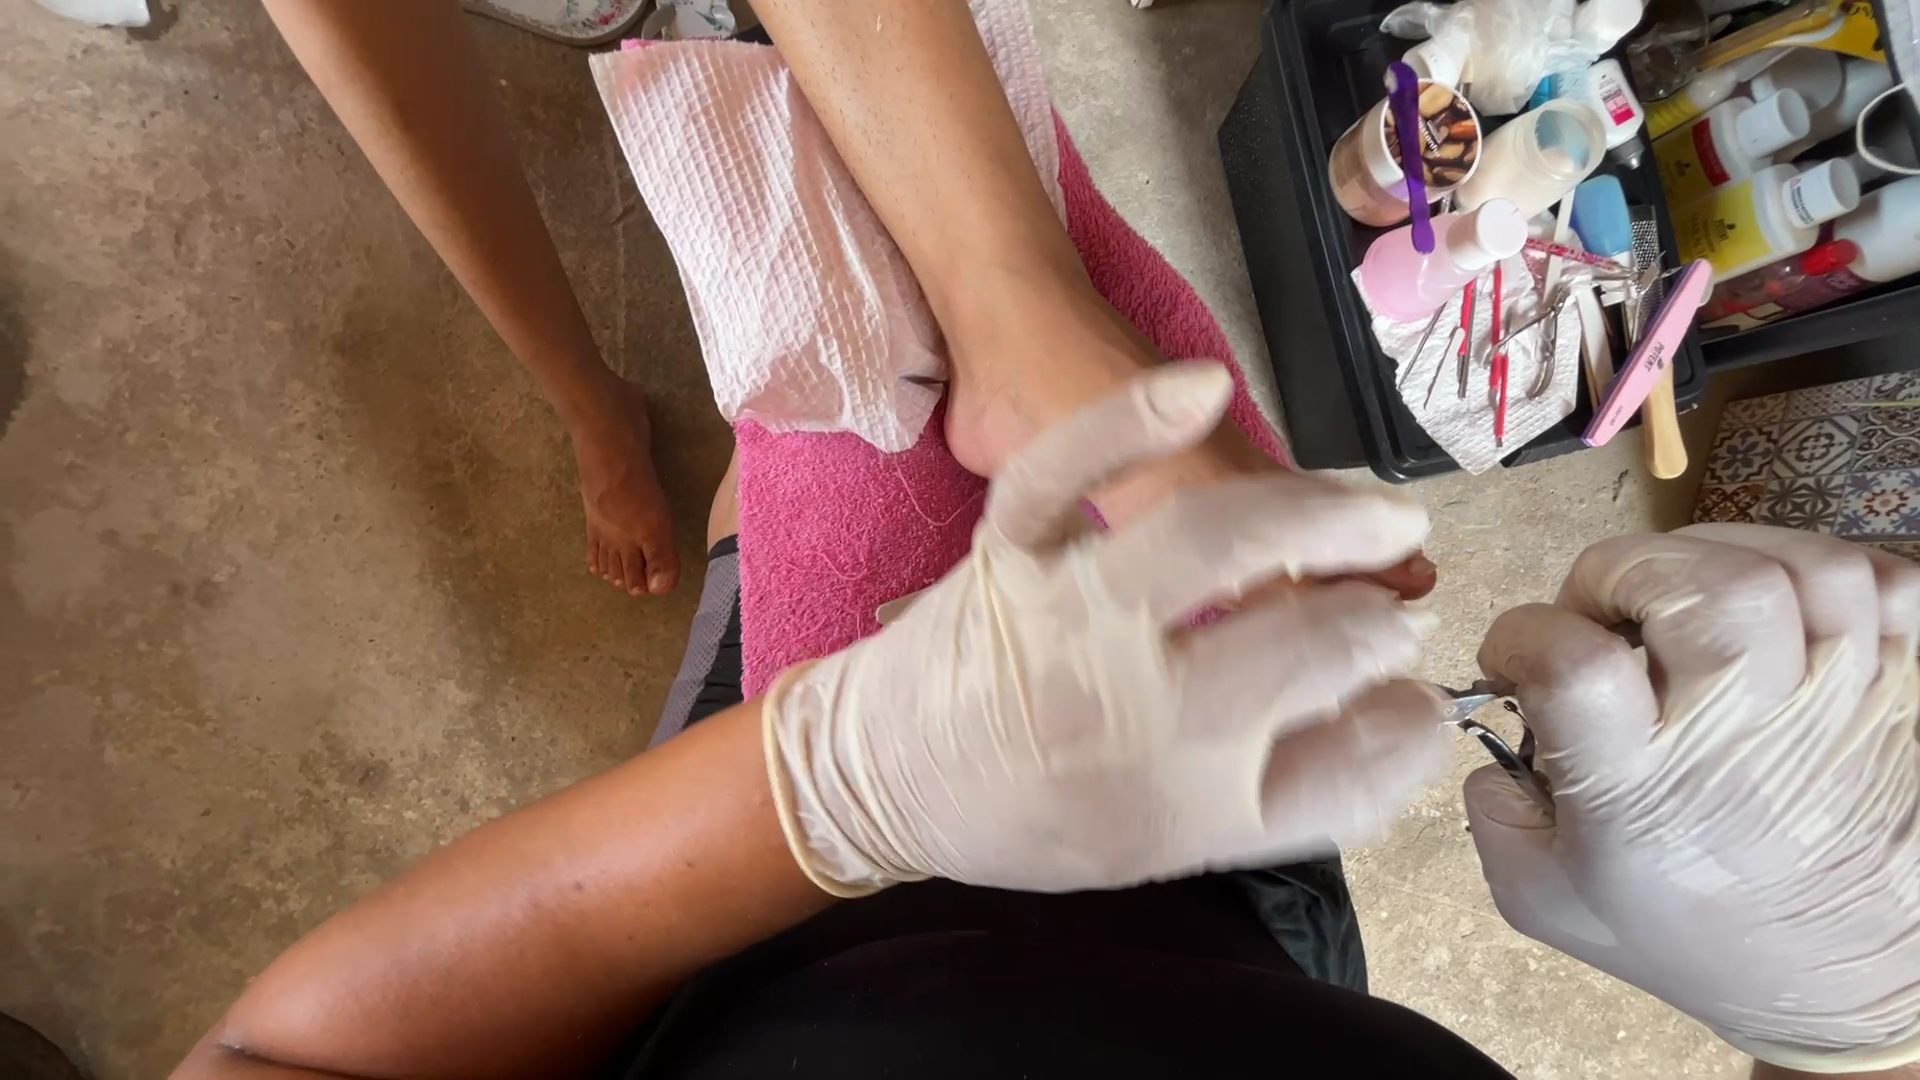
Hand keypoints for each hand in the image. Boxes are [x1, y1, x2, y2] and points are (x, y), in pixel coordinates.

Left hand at [761, 362, 1447, 894]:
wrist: (886, 775)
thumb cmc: (1024, 820)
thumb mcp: (1164, 844)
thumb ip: (1284, 793)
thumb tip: (1395, 717)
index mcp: (1176, 799)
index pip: (1345, 745)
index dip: (1400, 705)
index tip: (1412, 684)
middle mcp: (1133, 708)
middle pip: (1308, 642)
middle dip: (1375, 620)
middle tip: (1395, 608)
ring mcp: (1065, 616)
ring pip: (1217, 541)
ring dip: (1320, 517)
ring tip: (1379, 517)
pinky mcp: (1006, 553)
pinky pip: (1067, 472)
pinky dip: (1129, 416)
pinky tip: (1200, 388)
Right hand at [1467, 524, 1919, 1071]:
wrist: (1848, 998)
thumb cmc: (1677, 940)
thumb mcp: (1533, 891)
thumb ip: (1486, 801)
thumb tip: (1495, 726)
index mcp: (1641, 789)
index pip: (1575, 664)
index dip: (1520, 636)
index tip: (1510, 664)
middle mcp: (1744, 738)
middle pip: (1699, 590)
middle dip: (1615, 572)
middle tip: (1596, 615)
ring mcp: (1842, 712)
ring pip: (1799, 569)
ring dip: (1706, 558)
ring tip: (1669, 599)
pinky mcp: (1908, 700)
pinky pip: (1894, 585)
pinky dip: (1819, 565)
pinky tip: (1763, 601)